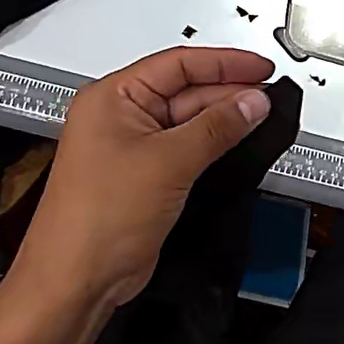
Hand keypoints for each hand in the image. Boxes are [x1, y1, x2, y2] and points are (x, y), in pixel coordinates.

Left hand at [0, 47, 273, 343]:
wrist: (77, 280)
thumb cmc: (92, 222)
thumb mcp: (167, 162)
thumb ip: (216, 127)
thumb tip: (250, 103)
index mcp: (112, 97)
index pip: (178, 64)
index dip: (223, 62)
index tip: (258, 66)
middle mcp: (120, 116)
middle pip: (186, 89)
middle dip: (228, 91)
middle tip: (267, 96)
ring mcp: (134, 145)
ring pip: (190, 119)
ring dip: (225, 118)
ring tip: (261, 116)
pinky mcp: (147, 173)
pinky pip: (188, 146)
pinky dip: (215, 143)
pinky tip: (239, 141)